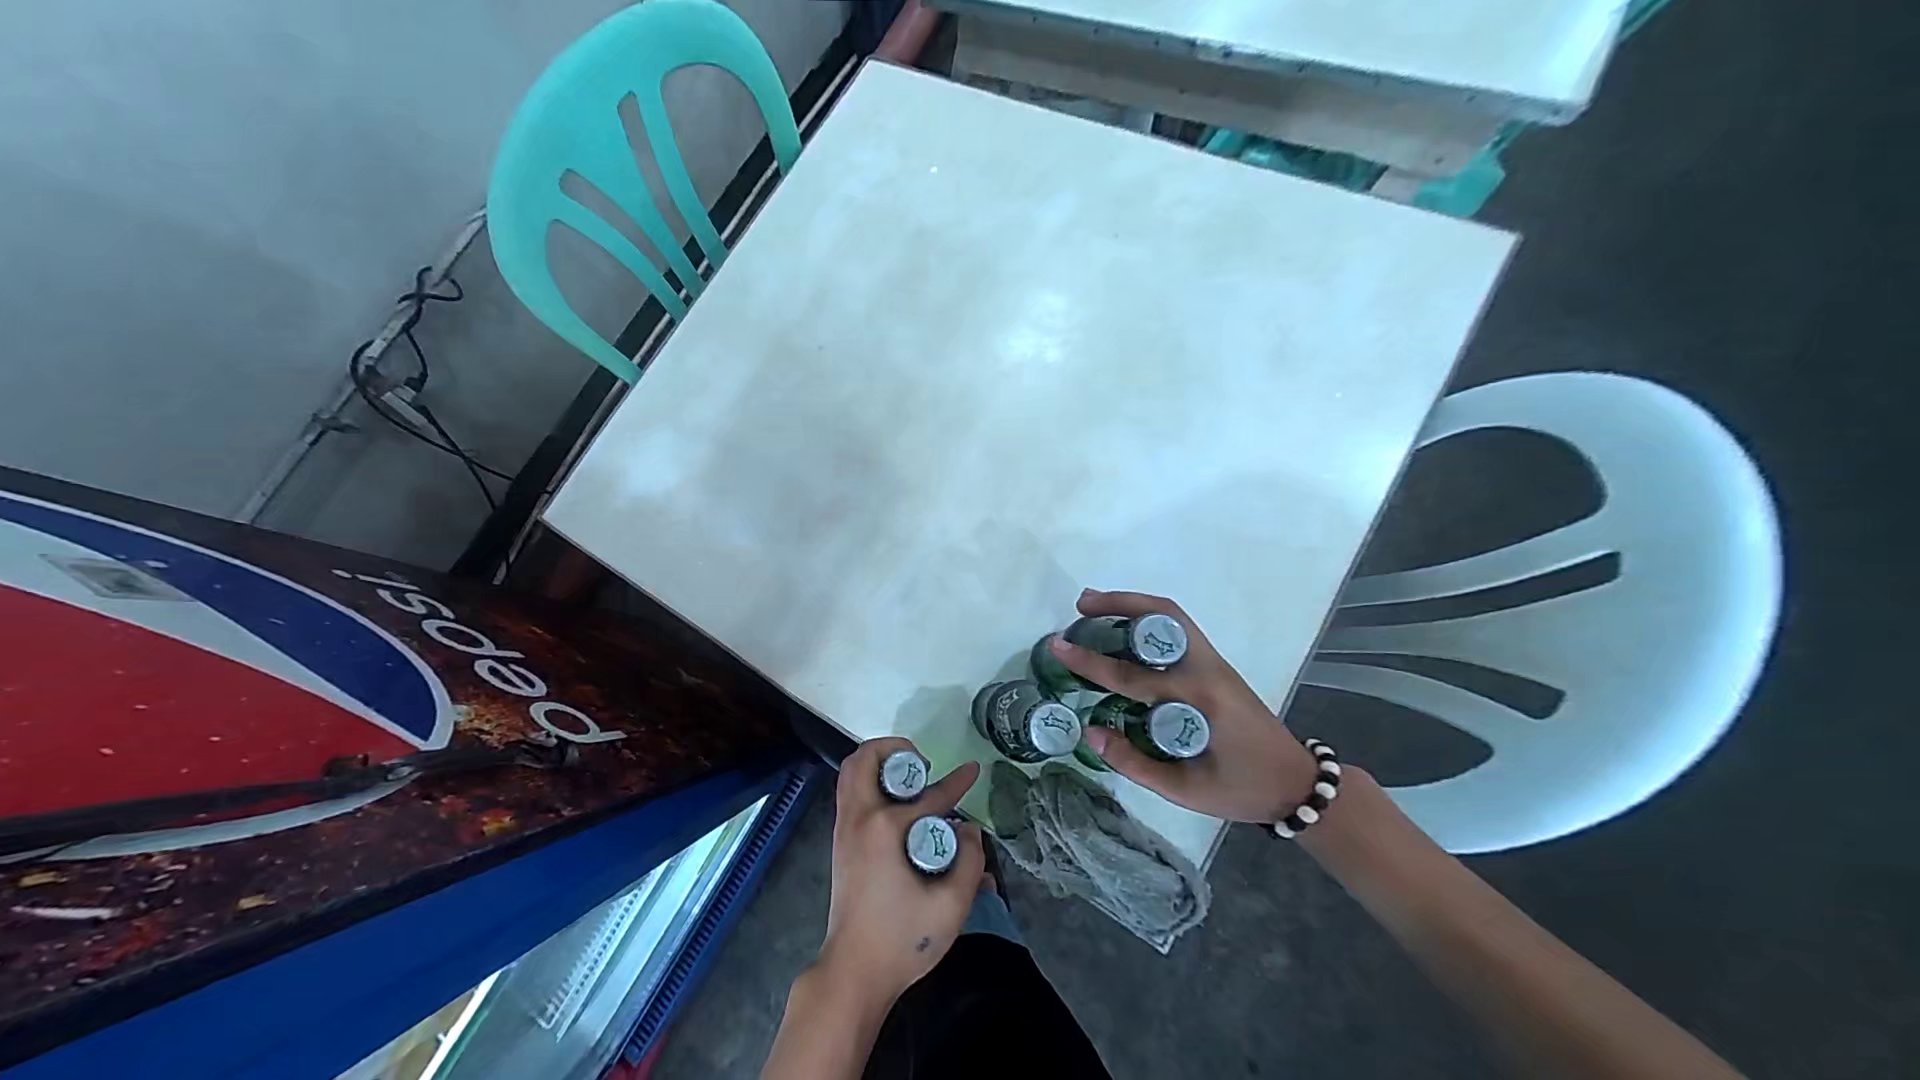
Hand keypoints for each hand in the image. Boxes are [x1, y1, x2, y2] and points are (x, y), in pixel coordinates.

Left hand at [816, 737, 985, 1006]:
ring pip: (851, 773)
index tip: (973, 770)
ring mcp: (843, 829)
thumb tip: (970, 831)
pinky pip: (851, 793)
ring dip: (879, 764)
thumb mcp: (951, 906)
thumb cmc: (902, 940)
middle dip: (895, 751)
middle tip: (923, 768)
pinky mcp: (839, 842)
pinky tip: (898, 805)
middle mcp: (858, 818)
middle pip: (865, 759)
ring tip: (910, 781)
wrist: (853, 973)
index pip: (929, 796)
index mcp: (884, 828)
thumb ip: (970, 862)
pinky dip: (871, 783)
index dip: (957, 783)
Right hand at [1050, 588, 1318, 823]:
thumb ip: (1134, 763)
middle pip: (1159, 619)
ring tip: (1095, 605)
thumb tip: (1090, 731)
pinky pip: (1178, 627)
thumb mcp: (1184, 792)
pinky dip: (1147, 616)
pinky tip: (1124, 625)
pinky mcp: (1216, 663)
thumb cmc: (1240, 790)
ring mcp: (1214, 661)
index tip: (1058, 647)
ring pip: (1171, 614)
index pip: (1133, 676)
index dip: (1090, 662)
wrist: (1293, 783)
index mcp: (1198, 702)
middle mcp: (1207, 671)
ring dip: (1131, 603)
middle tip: (1080, 606)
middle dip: (1116, 605)